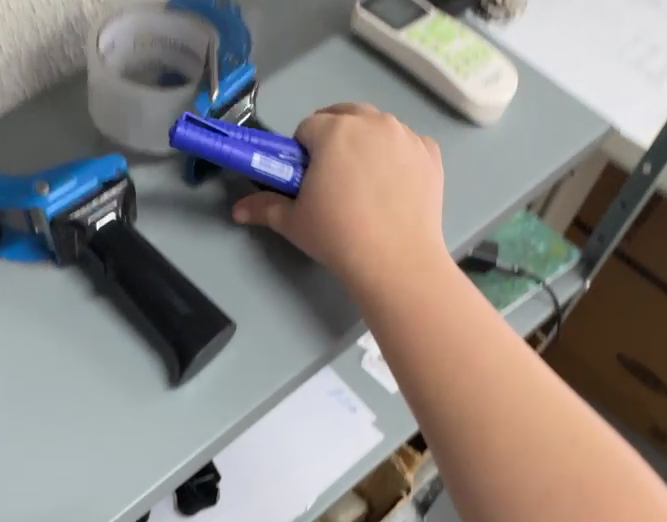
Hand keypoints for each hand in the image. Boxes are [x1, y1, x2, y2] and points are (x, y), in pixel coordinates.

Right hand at [233, 104, 447, 297]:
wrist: (395, 261)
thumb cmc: (338, 237)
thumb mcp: (295, 223)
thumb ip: (265, 207)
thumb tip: (237, 210)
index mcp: (335, 131)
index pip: (308, 127)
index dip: (302, 152)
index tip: (306, 179)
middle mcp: (373, 122)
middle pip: (345, 116)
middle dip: (335, 138)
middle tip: (332, 180)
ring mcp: (405, 135)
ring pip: (378, 128)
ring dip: (366, 145)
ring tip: (363, 187)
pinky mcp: (430, 153)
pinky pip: (407, 146)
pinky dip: (397, 160)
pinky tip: (392, 190)